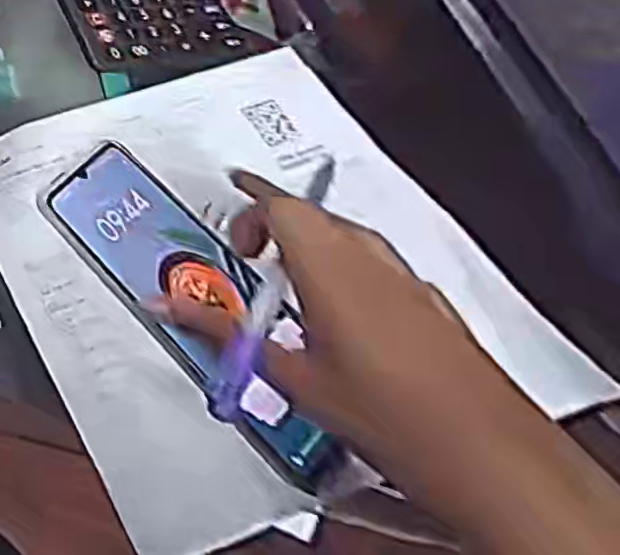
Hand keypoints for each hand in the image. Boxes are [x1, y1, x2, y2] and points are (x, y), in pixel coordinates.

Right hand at [161, 171, 619, 552]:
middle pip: (318, 217)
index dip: (250, 198)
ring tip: (283, 272)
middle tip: (248, 240)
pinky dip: (349, 270)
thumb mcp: (285, 373)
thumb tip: (166, 307)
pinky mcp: (437, 315)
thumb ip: (218, 331)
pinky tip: (336, 310)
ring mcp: (413, 291)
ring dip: (313, 243)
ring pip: (354, 239)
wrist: (500, 470)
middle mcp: (375, 269)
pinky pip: (383, 268)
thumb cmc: (402, 420)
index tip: (232, 196)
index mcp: (331, 270)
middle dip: (276, 219)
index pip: (283, 206)